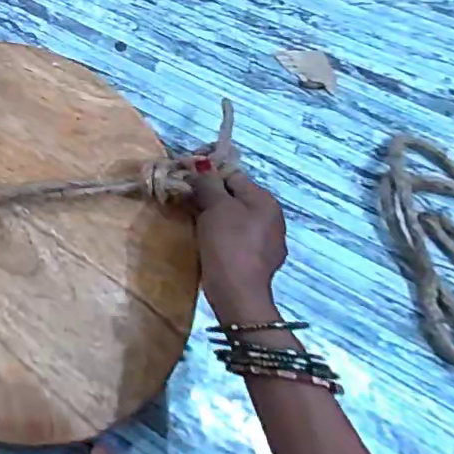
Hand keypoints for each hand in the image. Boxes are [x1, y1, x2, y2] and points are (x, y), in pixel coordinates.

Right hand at [184, 157, 287, 323]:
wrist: (237, 290)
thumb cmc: (228, 242)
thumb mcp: (215, 205)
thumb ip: (208, 181)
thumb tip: (200, 162)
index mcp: (265, 201)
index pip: (231, 174)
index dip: (206, 173)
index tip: (183, 178)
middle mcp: (270, 217)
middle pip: (232, 194)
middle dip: (207, 192)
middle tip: (184, 196)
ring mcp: (265, 239)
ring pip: (231, 214)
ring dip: (210, 211)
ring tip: (190, 215)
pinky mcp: (255, 256)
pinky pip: (233, 232)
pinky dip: (218, 229)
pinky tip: (204, 235)